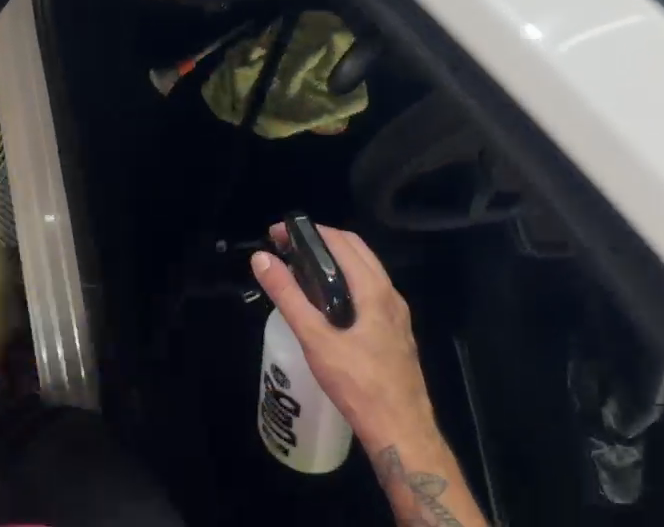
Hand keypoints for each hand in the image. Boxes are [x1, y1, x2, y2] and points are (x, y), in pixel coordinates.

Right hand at [251, 224, 436, 450]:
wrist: (401, 433)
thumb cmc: (358, 384)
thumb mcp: (315, 339)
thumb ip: (288, 296)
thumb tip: (262, 258)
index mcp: (375, 290)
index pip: (341, 241)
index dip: (308, 231)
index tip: (277, 235)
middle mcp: (390, 296)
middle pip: (356, 251)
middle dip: (321, 241)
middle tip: (286, 249)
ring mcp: (396, 316)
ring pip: (365, 272)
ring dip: (333, 260)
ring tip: (300, 270)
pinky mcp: (395, 334)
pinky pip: (368, 292)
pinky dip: (344, 281)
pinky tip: (324, 304)